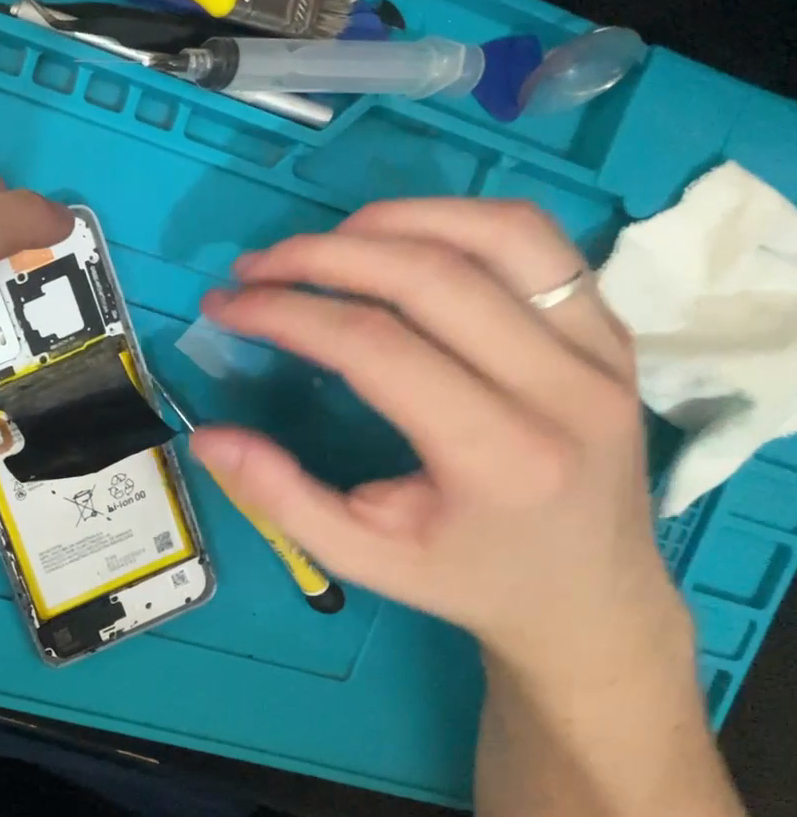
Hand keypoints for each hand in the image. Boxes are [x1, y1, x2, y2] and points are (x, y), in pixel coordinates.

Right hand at [190, 199, 685, 682]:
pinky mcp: (611, 330)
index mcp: (500, 456)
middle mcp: (565, 389)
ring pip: (496, 235)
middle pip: (431, 275)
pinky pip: (534, 243)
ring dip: (390, 221)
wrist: (594, 594)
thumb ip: (278, 495)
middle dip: (320, 256)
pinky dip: (453, 221)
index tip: (225, 306)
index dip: (286, 312)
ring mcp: (601, 350)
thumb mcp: (358, 557)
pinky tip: (394, 242)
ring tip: (320, 244)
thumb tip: (206, 435)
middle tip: (251, 268)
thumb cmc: (465, 577)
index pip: (377, 345)